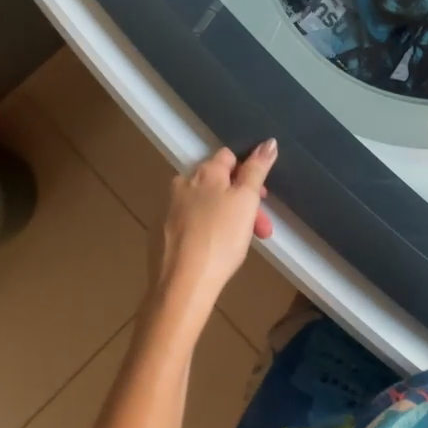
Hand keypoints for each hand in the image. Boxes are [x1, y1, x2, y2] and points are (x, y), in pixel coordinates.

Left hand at [156, 140, 276, 305]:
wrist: (182, 285)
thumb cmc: (221, 238)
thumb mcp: (247, 201)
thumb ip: (257, 169)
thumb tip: (268, 142)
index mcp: (204, 172)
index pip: (229, 157)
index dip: (249, 173)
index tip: (262, 198)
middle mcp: (182, 184)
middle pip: (218, 183)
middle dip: (242, 202)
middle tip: (259, 229)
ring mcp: (167, 209)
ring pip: (205, 205)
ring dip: (225, 217)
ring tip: (240, 244)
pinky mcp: (159, 234)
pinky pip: (189, 223)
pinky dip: (205, 230)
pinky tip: (214, 251)